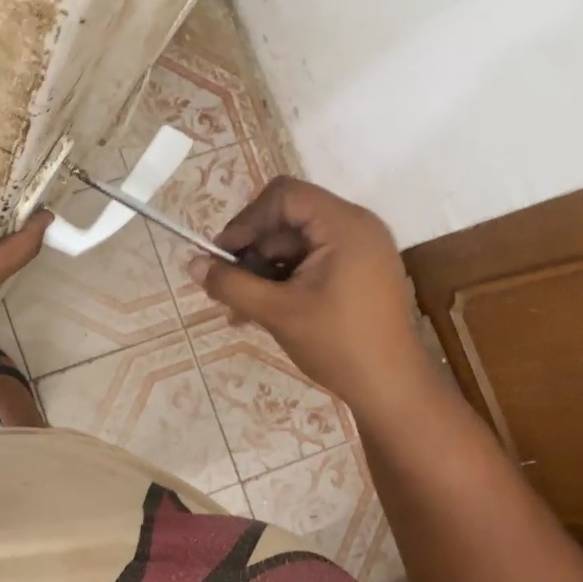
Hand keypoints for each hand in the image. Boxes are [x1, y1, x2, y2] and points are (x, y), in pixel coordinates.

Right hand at [187, 177, 426, 411]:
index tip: (223, 256)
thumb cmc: (337, 343)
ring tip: (239, 310)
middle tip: (226, 286)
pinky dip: (284, 281)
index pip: (284, 195)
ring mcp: (360, 250)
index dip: (247, 220)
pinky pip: (311, 262)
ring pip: (295, 245)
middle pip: (288, 219)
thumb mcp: (276, 312)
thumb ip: (231, 284)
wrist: (390, 386)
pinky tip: (261, 312)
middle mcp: (356, 227)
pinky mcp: (358, 272)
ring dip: (262, 271)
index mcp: (344, 225)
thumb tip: (192, 265)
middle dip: (252, 252)